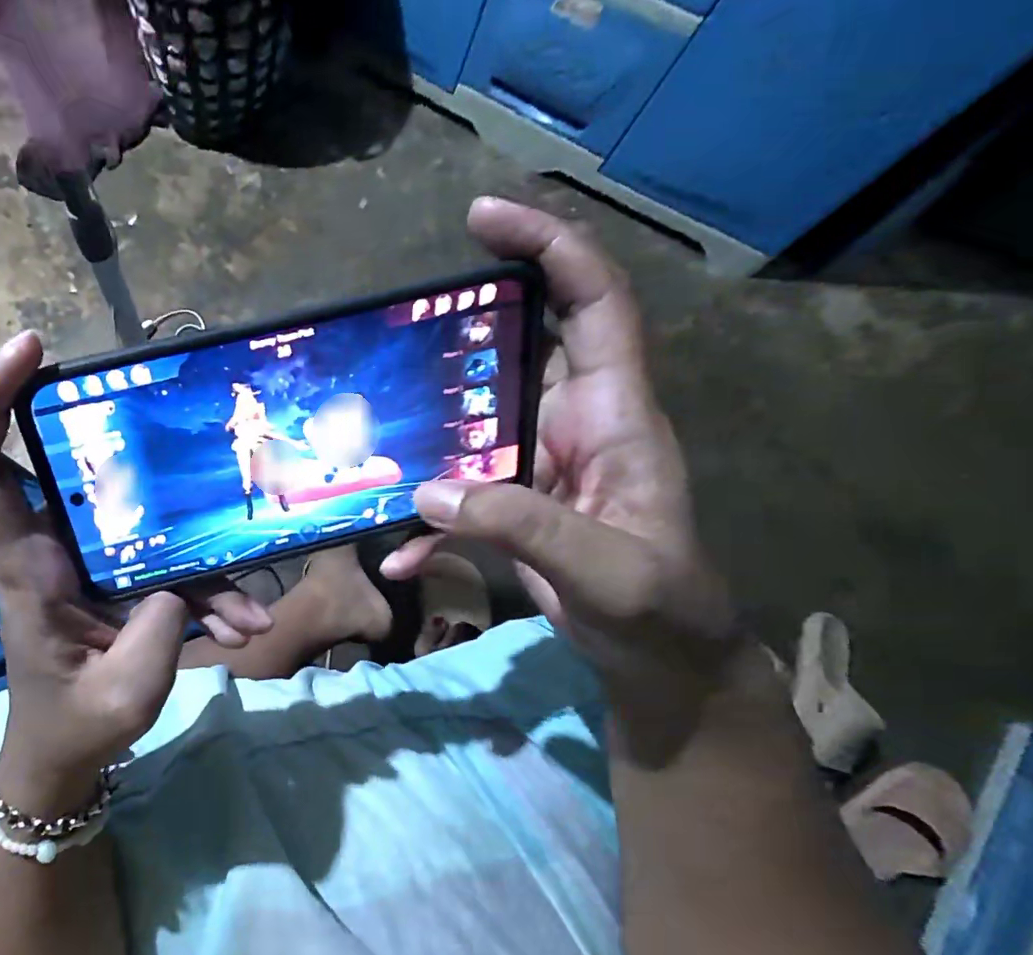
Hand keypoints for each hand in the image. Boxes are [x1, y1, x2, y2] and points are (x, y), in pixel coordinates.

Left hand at [0, 332, 271, 811]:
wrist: (65, 759)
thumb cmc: (76, 727)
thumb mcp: (126, 690)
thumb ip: (159, 625)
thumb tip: (189, 578)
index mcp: (27, 570)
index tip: (27, 351)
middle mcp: (51, 549)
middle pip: (64, 466)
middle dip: (111, 431)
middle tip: (164, 403)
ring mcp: (90, 560)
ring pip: (145, 525)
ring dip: (203, 564)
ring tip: (246, 614)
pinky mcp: (121, 576)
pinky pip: (170, 564)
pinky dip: (210, 594)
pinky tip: (243, 628)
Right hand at [383, 199, 744, 741]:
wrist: (659, 659)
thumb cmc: (659, 606)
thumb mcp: (605, 567)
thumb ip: (524, 526)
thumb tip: (428, 493)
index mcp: (616, 416)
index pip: (595, 304)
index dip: (551, 248)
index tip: (486, 218)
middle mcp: (574, 425)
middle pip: (521, 348)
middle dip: (466, 325)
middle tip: (400, 320)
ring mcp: (539, 467)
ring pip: (477, 421)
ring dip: (429, 427)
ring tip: (373, 429)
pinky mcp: (515, 508)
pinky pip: (462, 497)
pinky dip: (430, 523)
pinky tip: (401, 556)